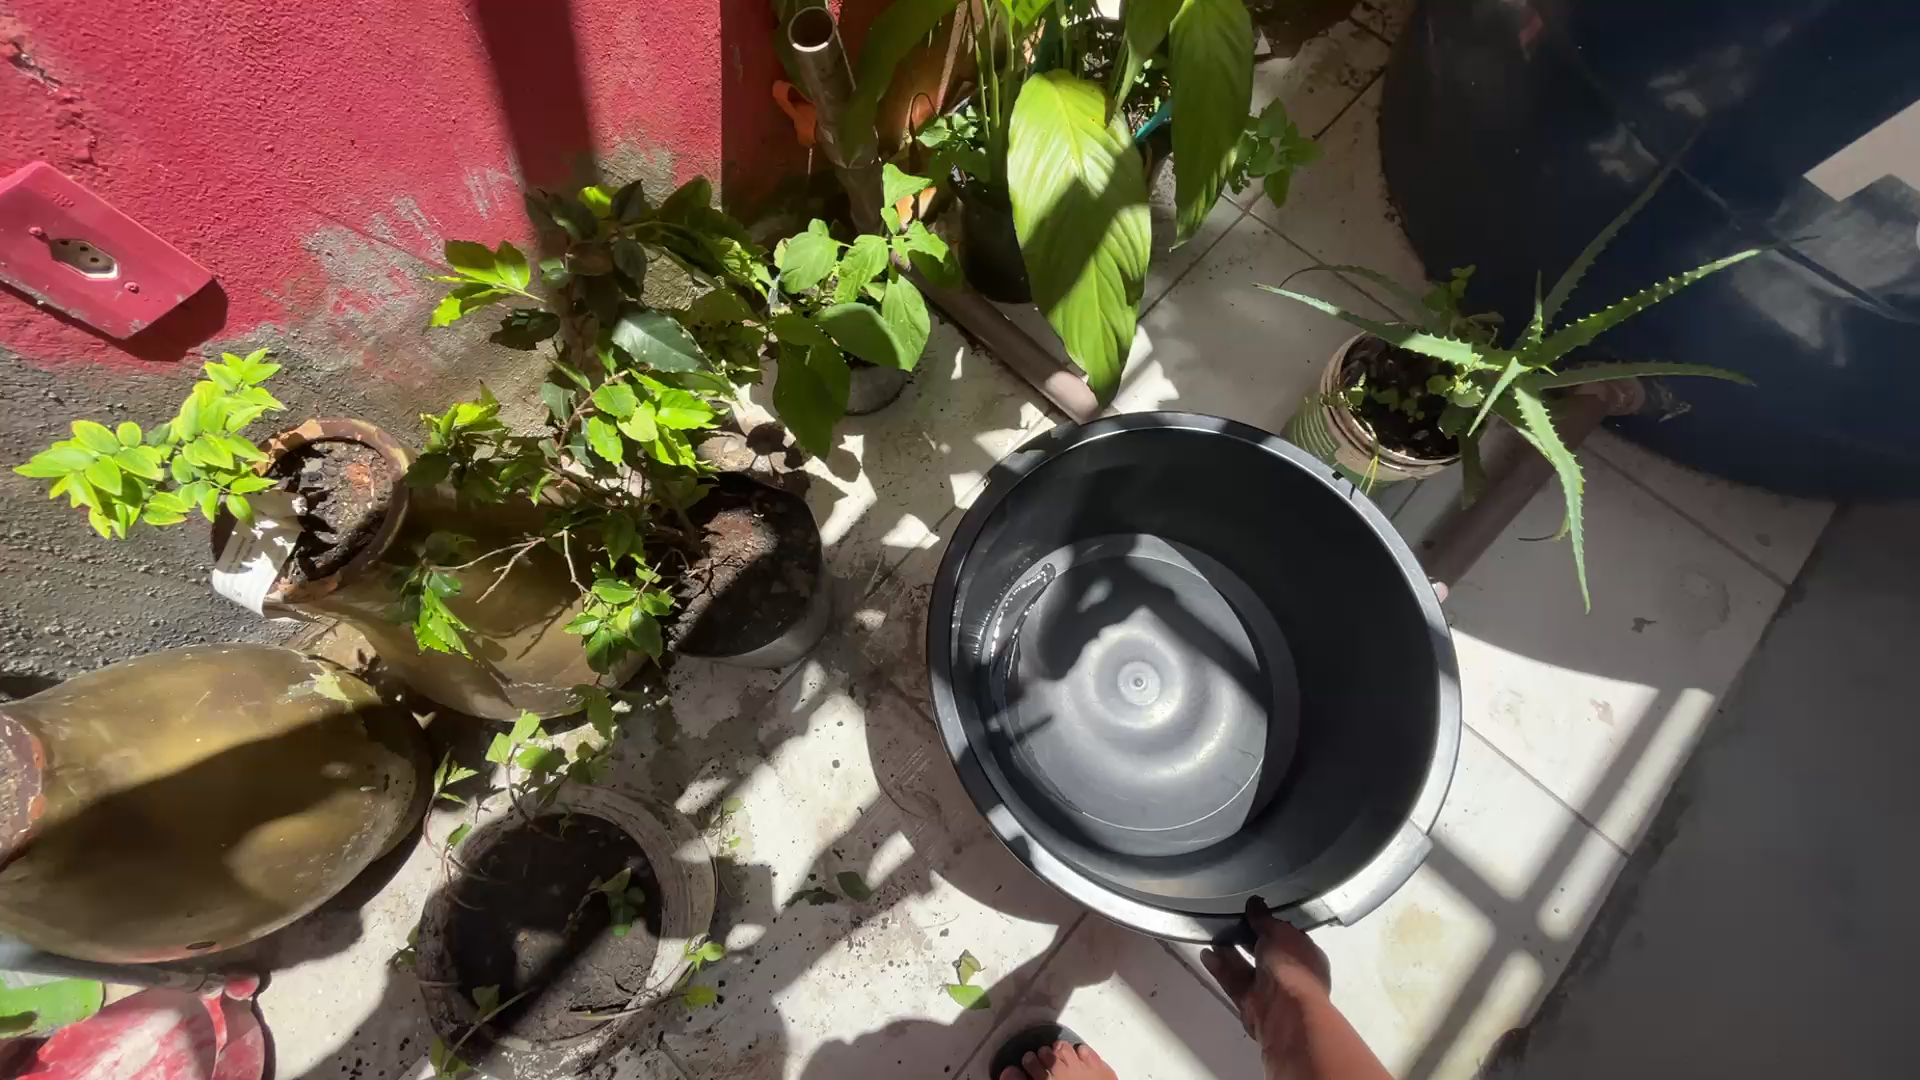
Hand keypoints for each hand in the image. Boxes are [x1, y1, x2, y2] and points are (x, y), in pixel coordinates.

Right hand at [1203, 898, 1367, 1079]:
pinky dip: (1220, 969)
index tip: (1250, 909)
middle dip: (1245, 937)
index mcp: (1305, 956)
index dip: (1269, 922)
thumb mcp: (1279, 932)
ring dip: (1228, 952)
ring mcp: (1270, 992)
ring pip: (1245, 968)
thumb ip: (1264, 918)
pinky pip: (1234, 982)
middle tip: (1225, 919)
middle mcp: (1290, 975)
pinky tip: (1205, 954)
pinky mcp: (1251, 1005)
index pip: (1286, 935)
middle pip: (1263, 952)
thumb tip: (1255, 903)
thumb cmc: (1291, 967)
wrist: (1286, 1014)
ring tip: (1209, 933)